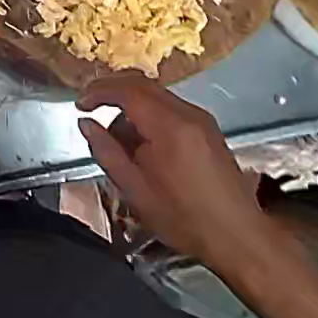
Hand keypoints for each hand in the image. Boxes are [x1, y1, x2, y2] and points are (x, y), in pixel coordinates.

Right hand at [77, 74, 272, 273]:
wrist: (236, 234)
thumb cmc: (183, 218)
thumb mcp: (135, 190)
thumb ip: (107, 152)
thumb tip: (86, 124)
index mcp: (169, 127)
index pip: (129, 90)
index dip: (100, 91)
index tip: (80, 103)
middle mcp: (188, 113)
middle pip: (144, 84)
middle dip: (112, 88)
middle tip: (89, 103)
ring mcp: (201, 118)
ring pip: (157, 95)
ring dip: (131, 103)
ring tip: (113, 132)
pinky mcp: (207, 128)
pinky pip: (171, 107)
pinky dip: (149, 113)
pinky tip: (139, 139)